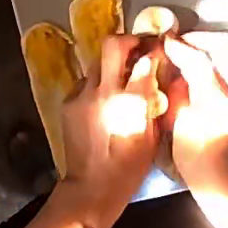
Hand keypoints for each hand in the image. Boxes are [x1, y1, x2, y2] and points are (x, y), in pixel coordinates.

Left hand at [51, 34, 159, 227]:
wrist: (93, 187)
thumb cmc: (130, 168)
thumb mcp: (152, 135)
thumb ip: (153, 102)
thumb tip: (156, 79)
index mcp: (132, 100)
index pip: (146, 59)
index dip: (154, 49)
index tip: (159, 48)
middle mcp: (105, 91)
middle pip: (112, 44)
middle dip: (127, 40)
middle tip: (136, 48)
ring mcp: (83, 95)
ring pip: (95, 64)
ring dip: (109, 65)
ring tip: (117, 78)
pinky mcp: (68, 103)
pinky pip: (83, 83)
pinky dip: (94, 85)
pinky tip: (100, 100)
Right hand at [162, 32, 227, 205]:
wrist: (227, 183)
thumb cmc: (195, 160)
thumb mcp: (177, 126)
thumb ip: (178, 93)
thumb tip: (177, 73)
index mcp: (217, 101)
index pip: (199, 59)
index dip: (180, 47)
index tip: (166, 41)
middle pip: (225, 47)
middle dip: (201, 39)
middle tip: (181, 43)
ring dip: (213, 49)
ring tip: (193, 53)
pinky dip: (223, 64)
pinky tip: (208, 73)